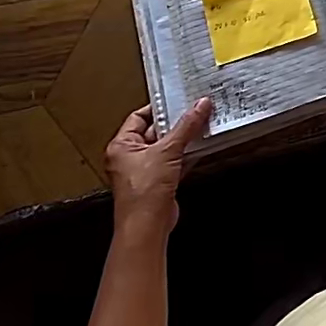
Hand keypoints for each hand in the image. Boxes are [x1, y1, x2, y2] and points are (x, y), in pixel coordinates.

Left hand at [105, 98, 211, 233]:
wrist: (147, 226)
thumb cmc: (143, 191)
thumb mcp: (167, 151)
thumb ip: (187, 126)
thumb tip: (200, 105)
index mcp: (122, 145)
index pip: (139, 117)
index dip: (159, 107)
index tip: (178, 99)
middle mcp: (131, 156)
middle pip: (156, 131)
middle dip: (177, 123)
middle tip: (196, 109)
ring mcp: (145, 170)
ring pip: (167, 147)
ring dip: (184, 139)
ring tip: (203, 124)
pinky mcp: (159, 182)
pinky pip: (175, 161)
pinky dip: (187, 154)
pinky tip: (203, 146)